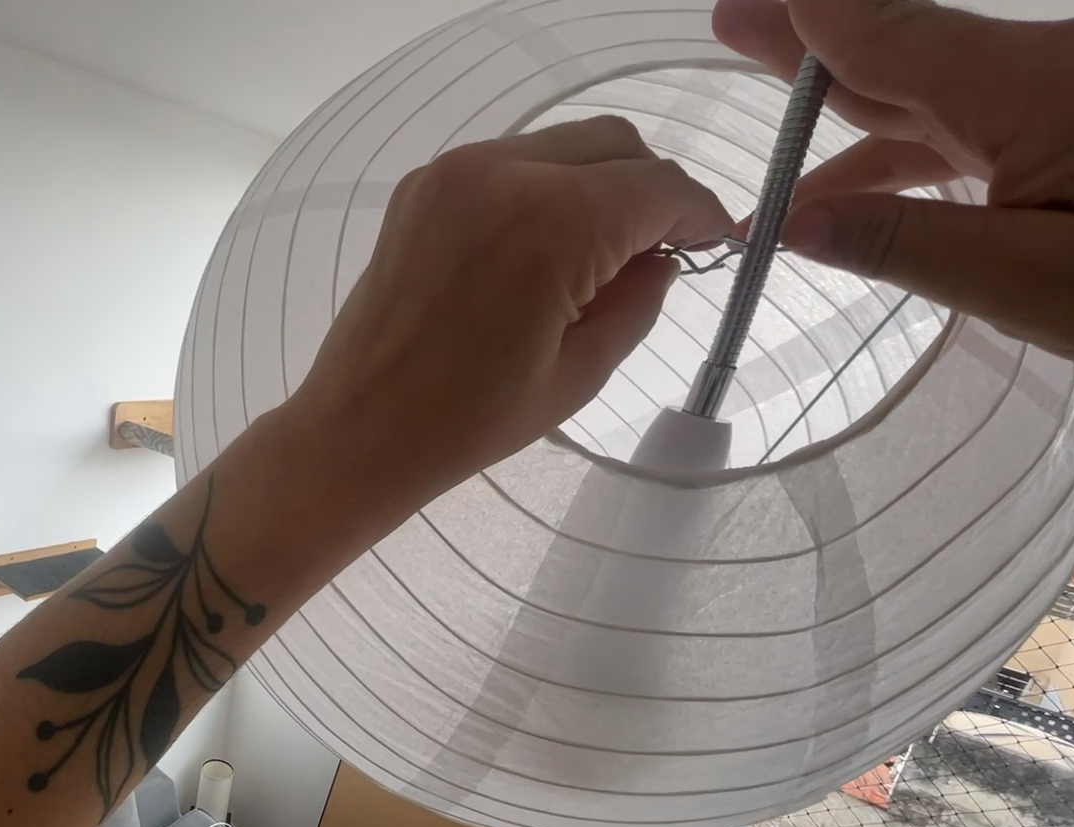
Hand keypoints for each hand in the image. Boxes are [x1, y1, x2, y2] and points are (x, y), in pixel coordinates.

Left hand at [281, 117, 730, 510]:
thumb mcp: (577, 374)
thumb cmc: (464, 424)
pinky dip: (537, 192)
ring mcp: (450, 175)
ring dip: (593, 188)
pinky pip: (504, 167)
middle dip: (649, 193)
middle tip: (653, 253)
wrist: (358, 432)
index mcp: (552, 223)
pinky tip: (534, 249)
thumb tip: (662, 257)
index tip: (714, 245)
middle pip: (613, 147)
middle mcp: (500, 174)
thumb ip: (638, 301)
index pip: (659, 188)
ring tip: (592, 257)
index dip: (701, 215)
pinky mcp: (418, 190)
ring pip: (558, 148)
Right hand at [715, 0, 1073, 381]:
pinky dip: (886, 164)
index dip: (815, 24)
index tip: (749, 3)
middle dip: (810, 45)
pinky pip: (955, 135)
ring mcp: (1067, 98)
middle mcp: (1051, 74)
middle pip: (901, 54)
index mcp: (1041, 91)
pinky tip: (837, 201)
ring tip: (763, 163)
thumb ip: (903, 244)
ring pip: (921, 100)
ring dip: (836, 123)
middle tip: (735, 20)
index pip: (899, 44)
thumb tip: (791, 225)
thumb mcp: (1031, 280)